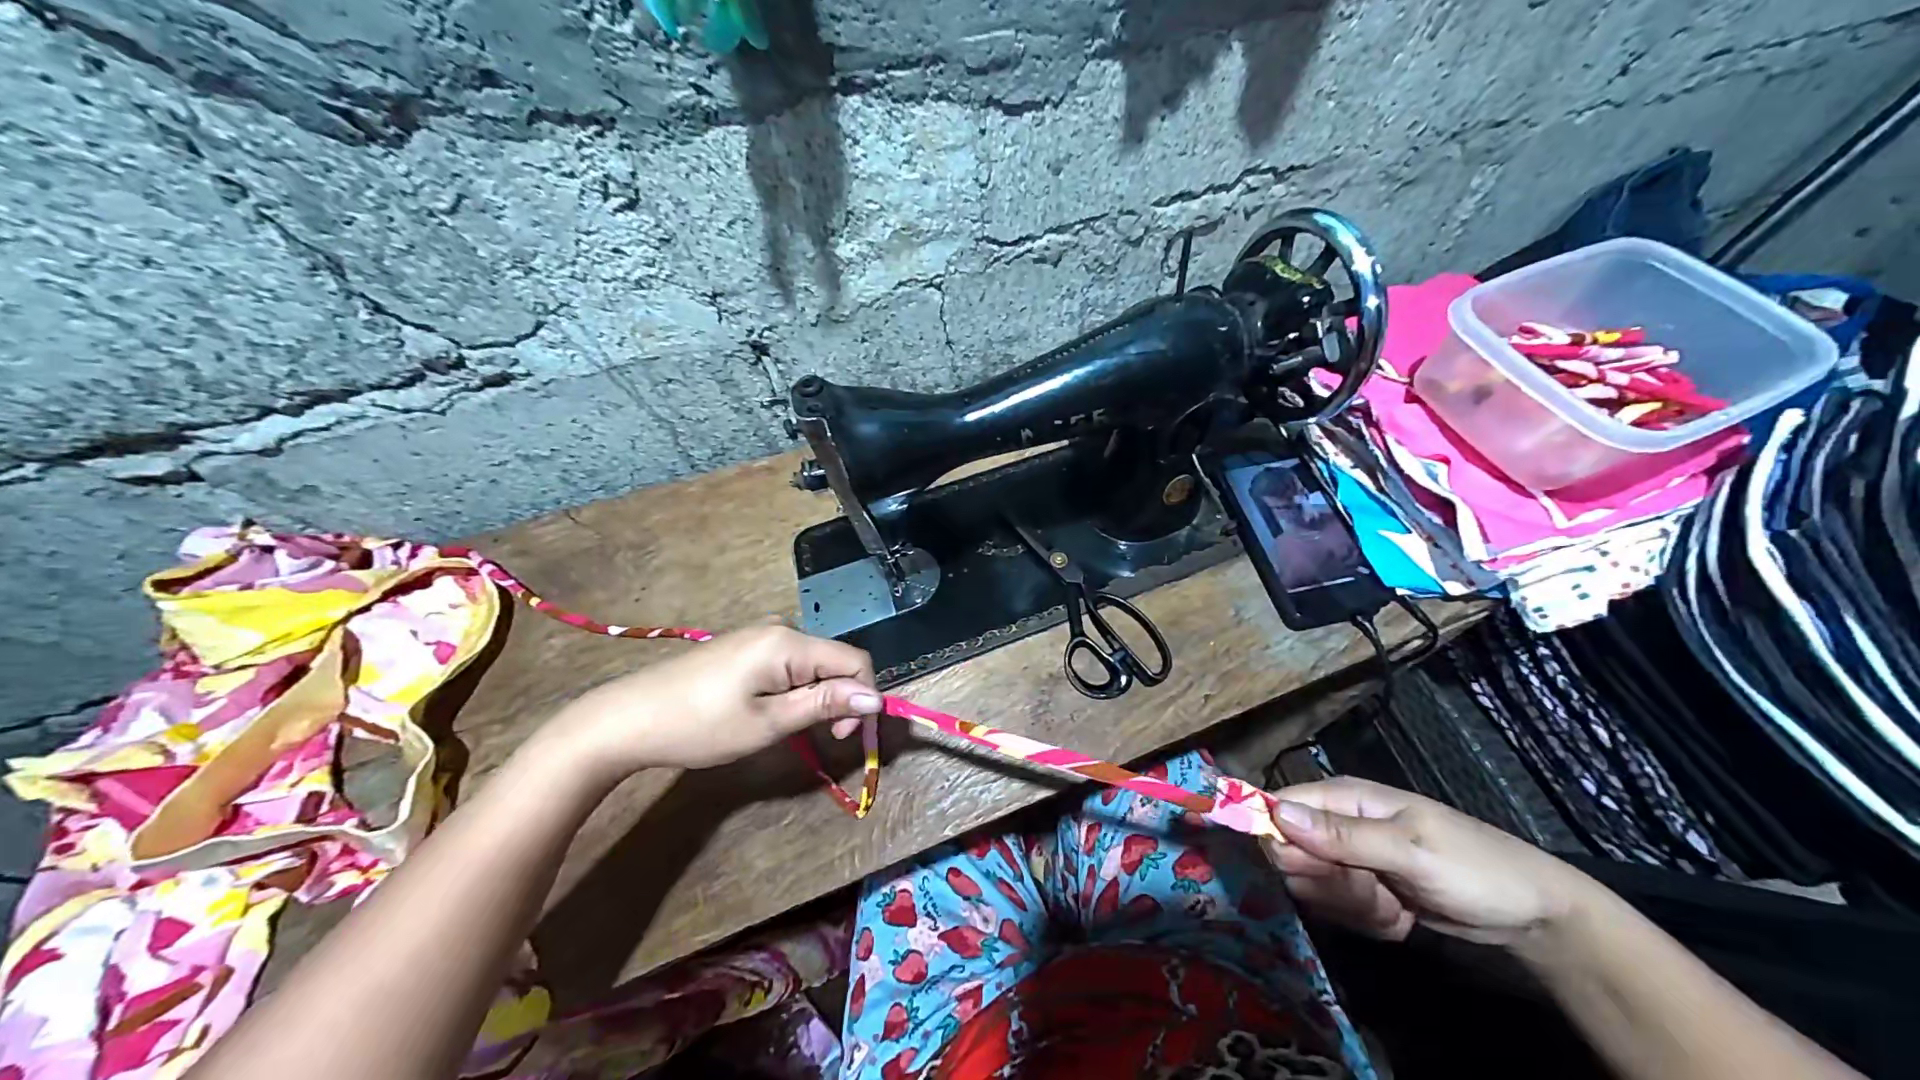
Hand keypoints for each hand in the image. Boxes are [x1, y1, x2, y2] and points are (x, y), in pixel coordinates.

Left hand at [542, 625, 882, 777]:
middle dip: (841, 698)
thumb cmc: (700, 725)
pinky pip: (789, 663)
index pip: (855, 660)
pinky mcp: (744, 647)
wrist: (627, 718)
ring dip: (818, 696)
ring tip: (792, 729)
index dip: (863, 697)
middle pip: (834, 660)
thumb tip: (876, 698)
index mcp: (789, 642)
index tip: (843, 737)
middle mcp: (779, 629)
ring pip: (813, 663)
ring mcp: (759, 636)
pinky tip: (773, 712)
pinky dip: (796, 689)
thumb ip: (824, 704)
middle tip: (822, 739)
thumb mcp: (768, 722)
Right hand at [1260, 776, 1597, 948]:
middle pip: (1291, 853)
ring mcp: (1351, 859)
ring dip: (1350, 905)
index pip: (1279, 807)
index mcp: (1343, 797)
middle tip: (1370, 891)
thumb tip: (1276, 813)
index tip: (1303, 868)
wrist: (1535, 914)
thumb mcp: (1409, 850)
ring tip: (1393, 905)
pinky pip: (1339, 908)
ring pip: (1314, 885)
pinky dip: (1367, 920)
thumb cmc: (1475, 868)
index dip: (1277, 837)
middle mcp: (1338, 824)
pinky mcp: (1364, 890)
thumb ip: (1342, 834)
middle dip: (1327, 882)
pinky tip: (1400, 918)